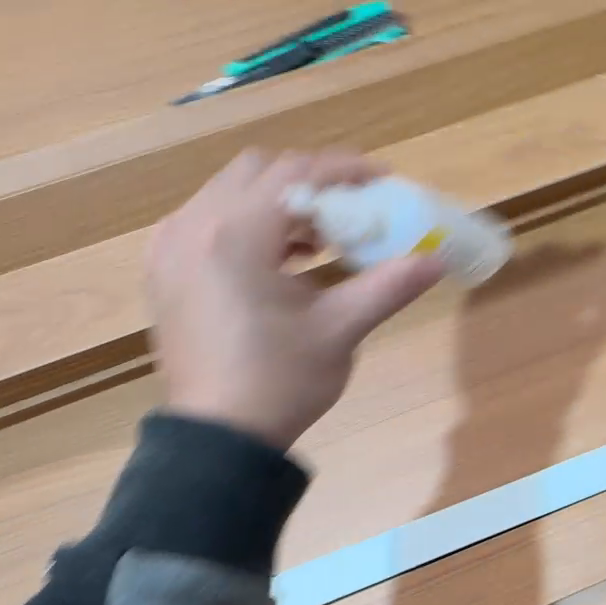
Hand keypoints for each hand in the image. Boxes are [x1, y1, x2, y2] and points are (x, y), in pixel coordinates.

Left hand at [146, 149, 444, 450]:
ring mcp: (171, 247)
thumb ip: (388, 286)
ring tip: (327, 238)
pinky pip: (211, 224)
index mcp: (235, 235)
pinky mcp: (167, 270)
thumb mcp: (342, 330)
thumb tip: (437, 261)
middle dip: (310, 181)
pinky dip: (254, 227)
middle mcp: (192, 226)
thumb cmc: (283, 379)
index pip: (293, 174)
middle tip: (355, 207)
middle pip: (255, 173)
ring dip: (282, 205)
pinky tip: (287, 262)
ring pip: (229, 196)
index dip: (343, 170)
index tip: (383, 179)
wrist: (221, 432)